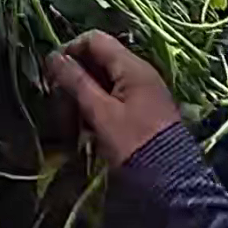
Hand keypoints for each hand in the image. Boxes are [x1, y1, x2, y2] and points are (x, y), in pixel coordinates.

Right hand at [44, 31, 181, 166]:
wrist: (174, 187)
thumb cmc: (134, 144)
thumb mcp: (101, 113)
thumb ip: (76, 82)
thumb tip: (53, 56)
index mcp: (131, 65)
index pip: (94, 39)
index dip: (71, 51)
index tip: (55, 73)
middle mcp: (139, 71)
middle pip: (98, 59)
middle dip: (76, 77)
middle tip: (60, 101)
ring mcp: (143, 90)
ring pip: (104, 79)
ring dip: (85, 94)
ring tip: (73, 120)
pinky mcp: (144, 109)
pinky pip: (114, 95)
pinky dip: (98, 105)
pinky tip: (89, 127)